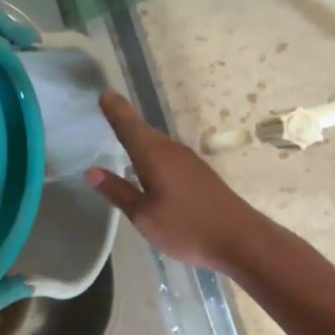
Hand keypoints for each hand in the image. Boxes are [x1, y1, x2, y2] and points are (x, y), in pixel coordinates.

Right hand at [84, 91, 282, 274]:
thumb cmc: (187, 228)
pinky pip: (166, 153)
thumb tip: (90, 171)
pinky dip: (151, 150)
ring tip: (121, 132)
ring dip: (139, 135)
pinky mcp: (199, 173)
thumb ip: (117, 191)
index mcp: (154, 156)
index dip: (115, 109)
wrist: (244, 241)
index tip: (103, 93)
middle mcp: (171, 151)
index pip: (129, 126)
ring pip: (156, 142)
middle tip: (107, 108)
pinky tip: (146, 163)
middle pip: (143, 129)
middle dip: (124, 118)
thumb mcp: (144, 215)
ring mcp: (188, 161)